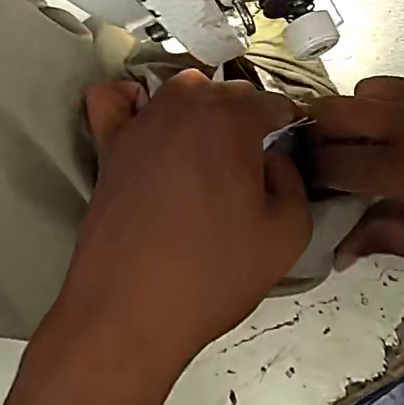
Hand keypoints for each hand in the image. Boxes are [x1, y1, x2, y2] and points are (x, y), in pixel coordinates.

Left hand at [56, 70, 310, 369]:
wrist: (128, 314)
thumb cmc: (213, 273)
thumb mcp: (288, 233)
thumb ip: (294, 181)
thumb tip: (273, 161)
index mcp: (234, 120)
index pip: (273, 102)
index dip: (289, 126)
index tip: (291, 151)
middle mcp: (187, 107)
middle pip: (230, 92)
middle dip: (250, 119)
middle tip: (256, 165)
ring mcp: (142, 123)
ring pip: (182, 89)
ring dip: (204, 108)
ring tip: (212, 150)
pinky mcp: (109, 147)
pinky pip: (114, 100)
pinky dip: (133, 100)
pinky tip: (148, 122)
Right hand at [307, 73, 403, 277]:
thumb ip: (389, 239)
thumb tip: (340, 251)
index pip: (333, 162)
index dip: (310, 175)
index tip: (306, 186)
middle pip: (337, 109)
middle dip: (316, 131)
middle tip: (323, 158)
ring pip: (373, 88)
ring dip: (358, 113)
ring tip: (373, 144)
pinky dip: (400, 103)